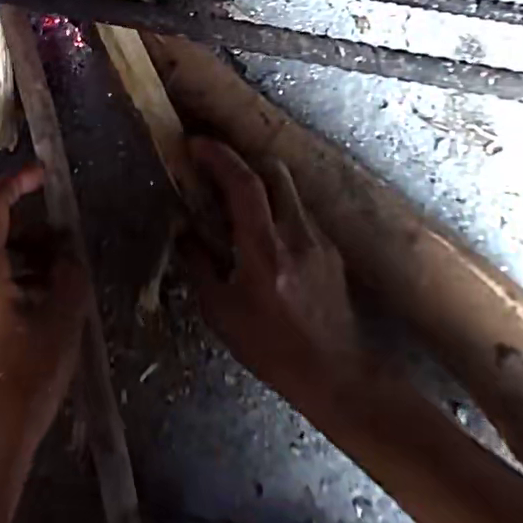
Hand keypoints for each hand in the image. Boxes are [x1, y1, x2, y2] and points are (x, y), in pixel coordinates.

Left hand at [0, 162, 85, 458]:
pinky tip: (37, 306)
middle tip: (66, 243)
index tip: (45, 174)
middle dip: (30, 231)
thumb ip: (70, 279)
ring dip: (21, 258)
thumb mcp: (60, 327)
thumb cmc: (20, 383)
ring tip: (59, 278)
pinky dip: (8, 279)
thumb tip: (71, 255)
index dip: (18, 182)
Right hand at [183, 138, 360, 403]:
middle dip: (240, 159)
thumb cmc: (272, 349)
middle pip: (273, 171)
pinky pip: (298, 213)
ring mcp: (319, 241)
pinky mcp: (331, 251)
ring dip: (258, 184)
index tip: (194, 145)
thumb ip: (200, 266)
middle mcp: (297, 235)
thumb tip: (184, 232)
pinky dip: (275, 209)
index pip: (244, 185)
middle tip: (214, 166)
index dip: (218, 157)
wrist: (339, 378)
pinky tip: (262, 234)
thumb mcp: (222, 313)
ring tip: (234, 202)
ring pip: (288, 190)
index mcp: (265, 251)